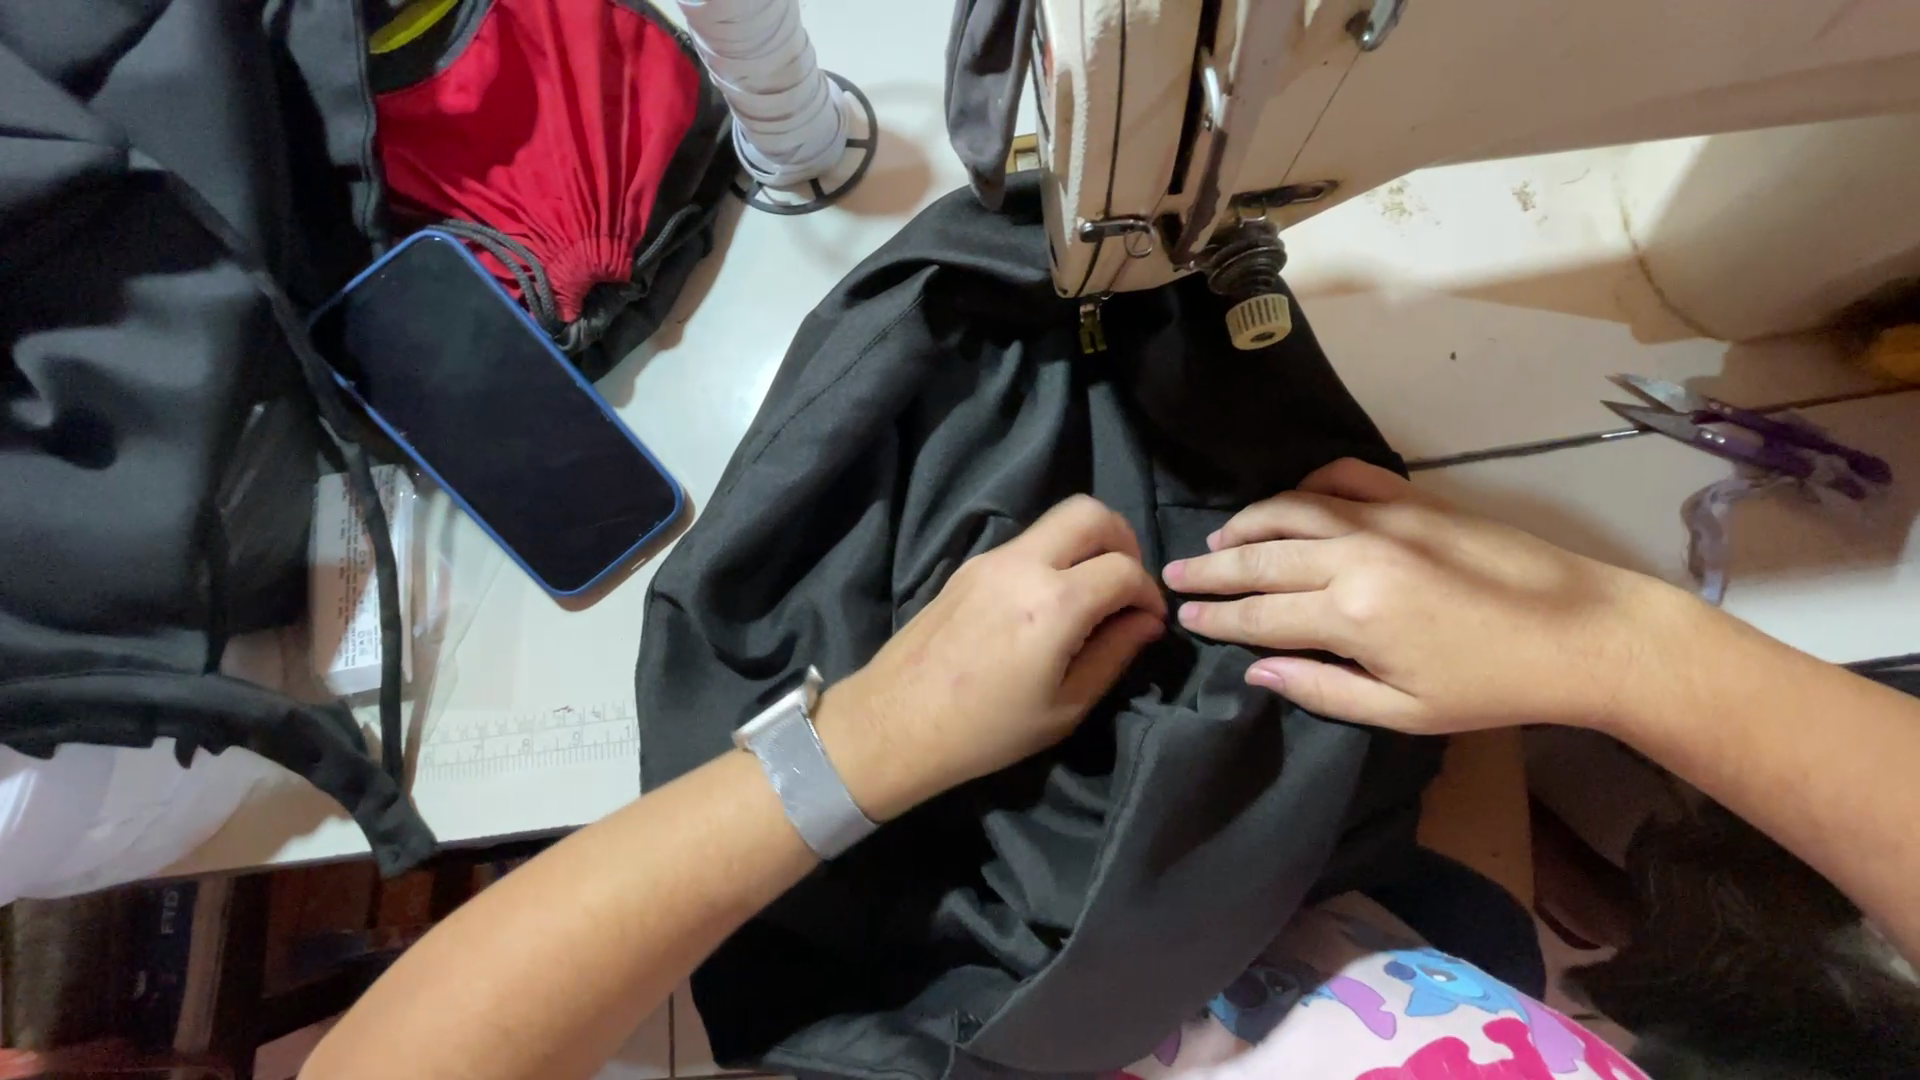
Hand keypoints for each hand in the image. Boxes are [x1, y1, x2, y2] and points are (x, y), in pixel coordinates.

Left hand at [817, 496, 1167, 819]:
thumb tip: (1147, 621)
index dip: (1148, 592)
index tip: (1148, 620)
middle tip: (1126, 584)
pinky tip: (1049, 602)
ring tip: (1091, 594)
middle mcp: (1023, 564)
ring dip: (1086, 545)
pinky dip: (1053, 556)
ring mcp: (990, 559)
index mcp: (1053, 603)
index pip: (1124, 568)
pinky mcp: (968, 566)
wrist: (896, 722)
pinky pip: (1026, 542)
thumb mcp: (1065, 706)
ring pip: (1055, 521)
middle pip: (1091, 512)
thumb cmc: (986, 730)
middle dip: (1123, 541)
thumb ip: (1114, 653)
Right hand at [1161, 458, 1692, 734]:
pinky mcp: (1412, 499)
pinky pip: (1342, 476)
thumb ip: (1319, 689)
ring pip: (1288, 511)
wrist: (1588, 634)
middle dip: (1209, 569)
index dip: (1215, 617)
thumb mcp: (1402, 712)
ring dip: (1243, 525)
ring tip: (1215, 538)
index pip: (1258, 614)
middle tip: (1172, 574)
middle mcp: (1355, 558)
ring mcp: (1383, 520)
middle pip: (1259, 559)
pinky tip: (1288, 500)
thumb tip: (1253, 671)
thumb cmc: (1493, 687)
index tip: (1184, 616)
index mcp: (1351, 617)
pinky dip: (1306, 484)